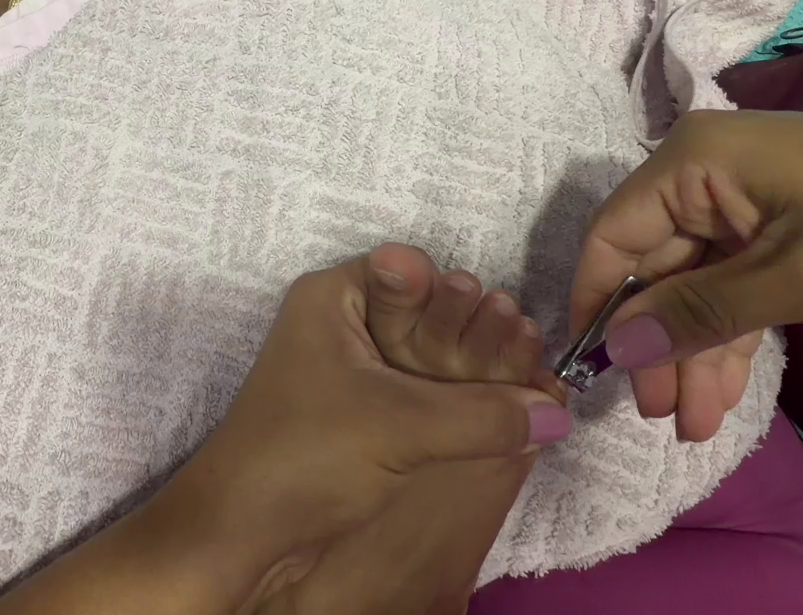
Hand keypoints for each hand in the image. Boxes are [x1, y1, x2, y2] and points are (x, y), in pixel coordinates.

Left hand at [189, 256, 570, 604]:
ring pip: (423, 353)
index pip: (408, 268)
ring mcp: (348, 363)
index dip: (453, 291)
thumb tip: (558, 411)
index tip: (500, 318)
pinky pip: (416, 389)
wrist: (245, 534)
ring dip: (467, 371)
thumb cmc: (307, 455)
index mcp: (333, 294)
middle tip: (522, 344)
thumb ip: (484, 416)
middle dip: (471, 331)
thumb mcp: (400, 426)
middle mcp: (340, 318)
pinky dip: (452, 400)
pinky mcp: (359, 406)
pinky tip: (498, 414)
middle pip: (421, 309)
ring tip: (523, 380)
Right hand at [570, 110, 802, 440]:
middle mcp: (705, 172)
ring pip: (695, 280)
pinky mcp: (779, 222)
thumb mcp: (802, 280)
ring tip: (690, 421)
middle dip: (657, 340)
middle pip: (655, 264)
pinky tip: (724, 391)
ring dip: (694, 347)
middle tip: (656, 412)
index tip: (592, 371)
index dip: (596, 303)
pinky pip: (736, 280)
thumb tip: (615, 346)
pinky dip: (732, 332)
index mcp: (693, 161)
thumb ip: (700, 313)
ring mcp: (744, 198)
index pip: (613, 235)